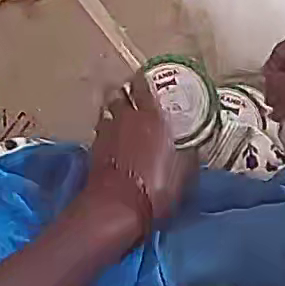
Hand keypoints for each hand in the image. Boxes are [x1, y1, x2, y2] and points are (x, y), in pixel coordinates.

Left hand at [83, 73, 192, 230]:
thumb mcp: (184, 171)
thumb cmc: (156, 186)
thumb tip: (192, 148)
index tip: (144, 78)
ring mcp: (106, 133)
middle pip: (119, 95)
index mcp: (151, 116)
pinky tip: (112, 140)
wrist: (118, 207)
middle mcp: (126, 118)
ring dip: (112, 112)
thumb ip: (186, 153)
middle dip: (124, 94)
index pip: (143, 87)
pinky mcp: (93, 150)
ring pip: (106, 111)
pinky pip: (100, 131)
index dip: (142, 81)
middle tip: (132, 98)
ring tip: (120, 118)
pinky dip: (106, 131)